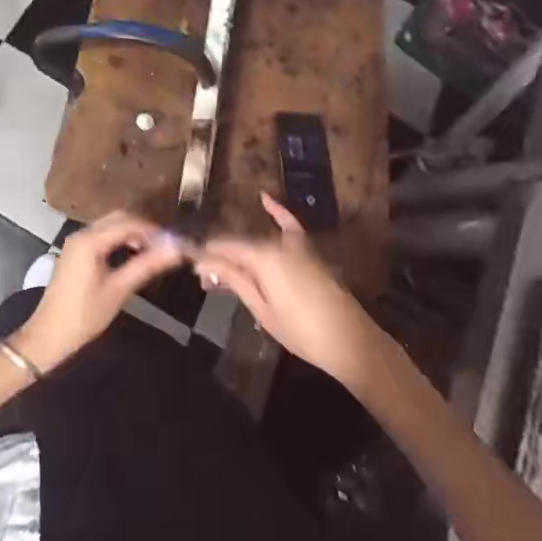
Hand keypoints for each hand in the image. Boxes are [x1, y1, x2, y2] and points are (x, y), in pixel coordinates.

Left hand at [11, 211, 185, 371]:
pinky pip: (101, 235)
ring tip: (153, 250)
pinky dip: (119, 239)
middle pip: (118, 218)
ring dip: (131, 232)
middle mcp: (81, 235)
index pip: (128, 222)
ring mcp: (75, 243)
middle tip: (165, 245)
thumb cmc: (84, 315)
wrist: (50, 334)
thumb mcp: (119, 290)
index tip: (174, 243)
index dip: (154, 230)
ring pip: (109, 225)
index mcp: (90, 241)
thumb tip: (175, 250)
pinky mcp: (74, 252)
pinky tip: (132, 254)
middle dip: (143, 228)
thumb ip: (146, 266)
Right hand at [193, 193, 387, 385]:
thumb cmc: (302, 332)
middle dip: (220, 258)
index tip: (191, 266)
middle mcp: (278, 244)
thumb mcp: (262, 309)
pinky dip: (278, 211)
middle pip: (240, 245)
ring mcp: (296, 246)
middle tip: (204, 278)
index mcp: (264, 258)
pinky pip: (290, 225)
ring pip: (258, 240)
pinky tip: (264, 198)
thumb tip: (206, 264)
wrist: (350, 342)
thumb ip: (235, 281)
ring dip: (239, 250)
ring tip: (222, 266)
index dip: (206, 256)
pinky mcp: (308, 252)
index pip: (225, 248)